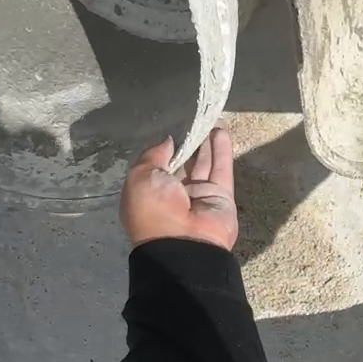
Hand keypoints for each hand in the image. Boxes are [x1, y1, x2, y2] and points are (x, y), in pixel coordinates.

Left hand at [120, 128, 237, 250]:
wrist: (184, 241)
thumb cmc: (154, 209)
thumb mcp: (141, 176)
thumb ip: (154, 155)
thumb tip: (168, 141)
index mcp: (151, 193)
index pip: (159, 166)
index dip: (165, 149)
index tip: (171, 131)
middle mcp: (176, 194)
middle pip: (184, 163)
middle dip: (188, 143)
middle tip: (193, 121)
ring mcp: (200, 195)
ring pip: (204, 164)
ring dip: (206, 143)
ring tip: (209, 120)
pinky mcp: (221, 196)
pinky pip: (221, 170)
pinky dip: (221, 151)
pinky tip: (221, 131)